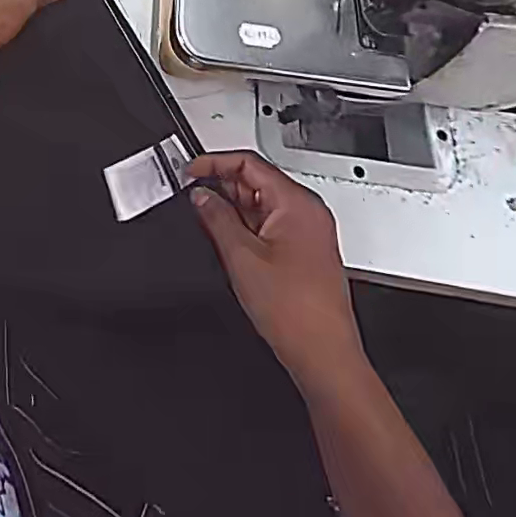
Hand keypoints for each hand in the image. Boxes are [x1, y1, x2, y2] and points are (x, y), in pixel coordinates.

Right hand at [186, 151, 364, 386]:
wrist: (323, 353)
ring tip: (208, 221)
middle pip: (258, 179)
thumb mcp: (241, 257)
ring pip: (263, 202)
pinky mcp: (305, 248)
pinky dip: (248, 225)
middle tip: (194, 197)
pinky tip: (229, 239)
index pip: (250, 163)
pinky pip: (271, 222)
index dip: (216, 163)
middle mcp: (308, 211)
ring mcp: (309, 230)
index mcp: (297, 203)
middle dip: (223, 185)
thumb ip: (216, 218)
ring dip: (234, 207)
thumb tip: (201, 196)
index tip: (192, 170)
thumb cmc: (296, 312)